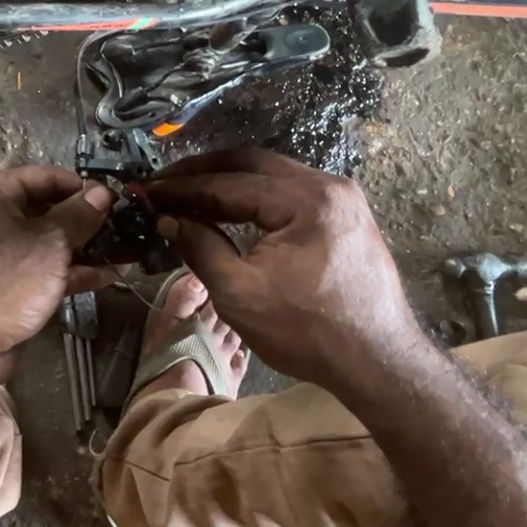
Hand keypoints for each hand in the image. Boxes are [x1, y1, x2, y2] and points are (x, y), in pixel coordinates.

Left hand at [0, 166, 113, 389]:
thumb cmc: (3, 279)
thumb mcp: (49, 241)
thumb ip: (79, 216)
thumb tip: (102, 192)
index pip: (42, 176)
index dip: (78, 185)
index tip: (112, 196)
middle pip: (45, 210)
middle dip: (85, 220)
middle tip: (124, 225)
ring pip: (47, 244)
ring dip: (84, 248)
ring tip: (125, 251)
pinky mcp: (5, 288)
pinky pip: (43, 271)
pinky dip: (71, 272)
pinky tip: (107, 275)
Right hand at [146, 148, 429, 390]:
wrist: (378, 363)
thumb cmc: (307, 332)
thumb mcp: (238, 293)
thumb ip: (199, 247)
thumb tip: (167, 219)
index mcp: (306, 200)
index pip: (229, 183)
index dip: (182, 188)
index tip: (148, 192)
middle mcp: (328, 185)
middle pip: (251, 163)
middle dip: (202, 171)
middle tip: (163, 183)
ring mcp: (341, 198)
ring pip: (270, 173)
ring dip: (226, 180)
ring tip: (187, 192)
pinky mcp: (344, 214)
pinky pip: (287, 190)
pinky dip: (252, 194)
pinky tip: (227, 206)